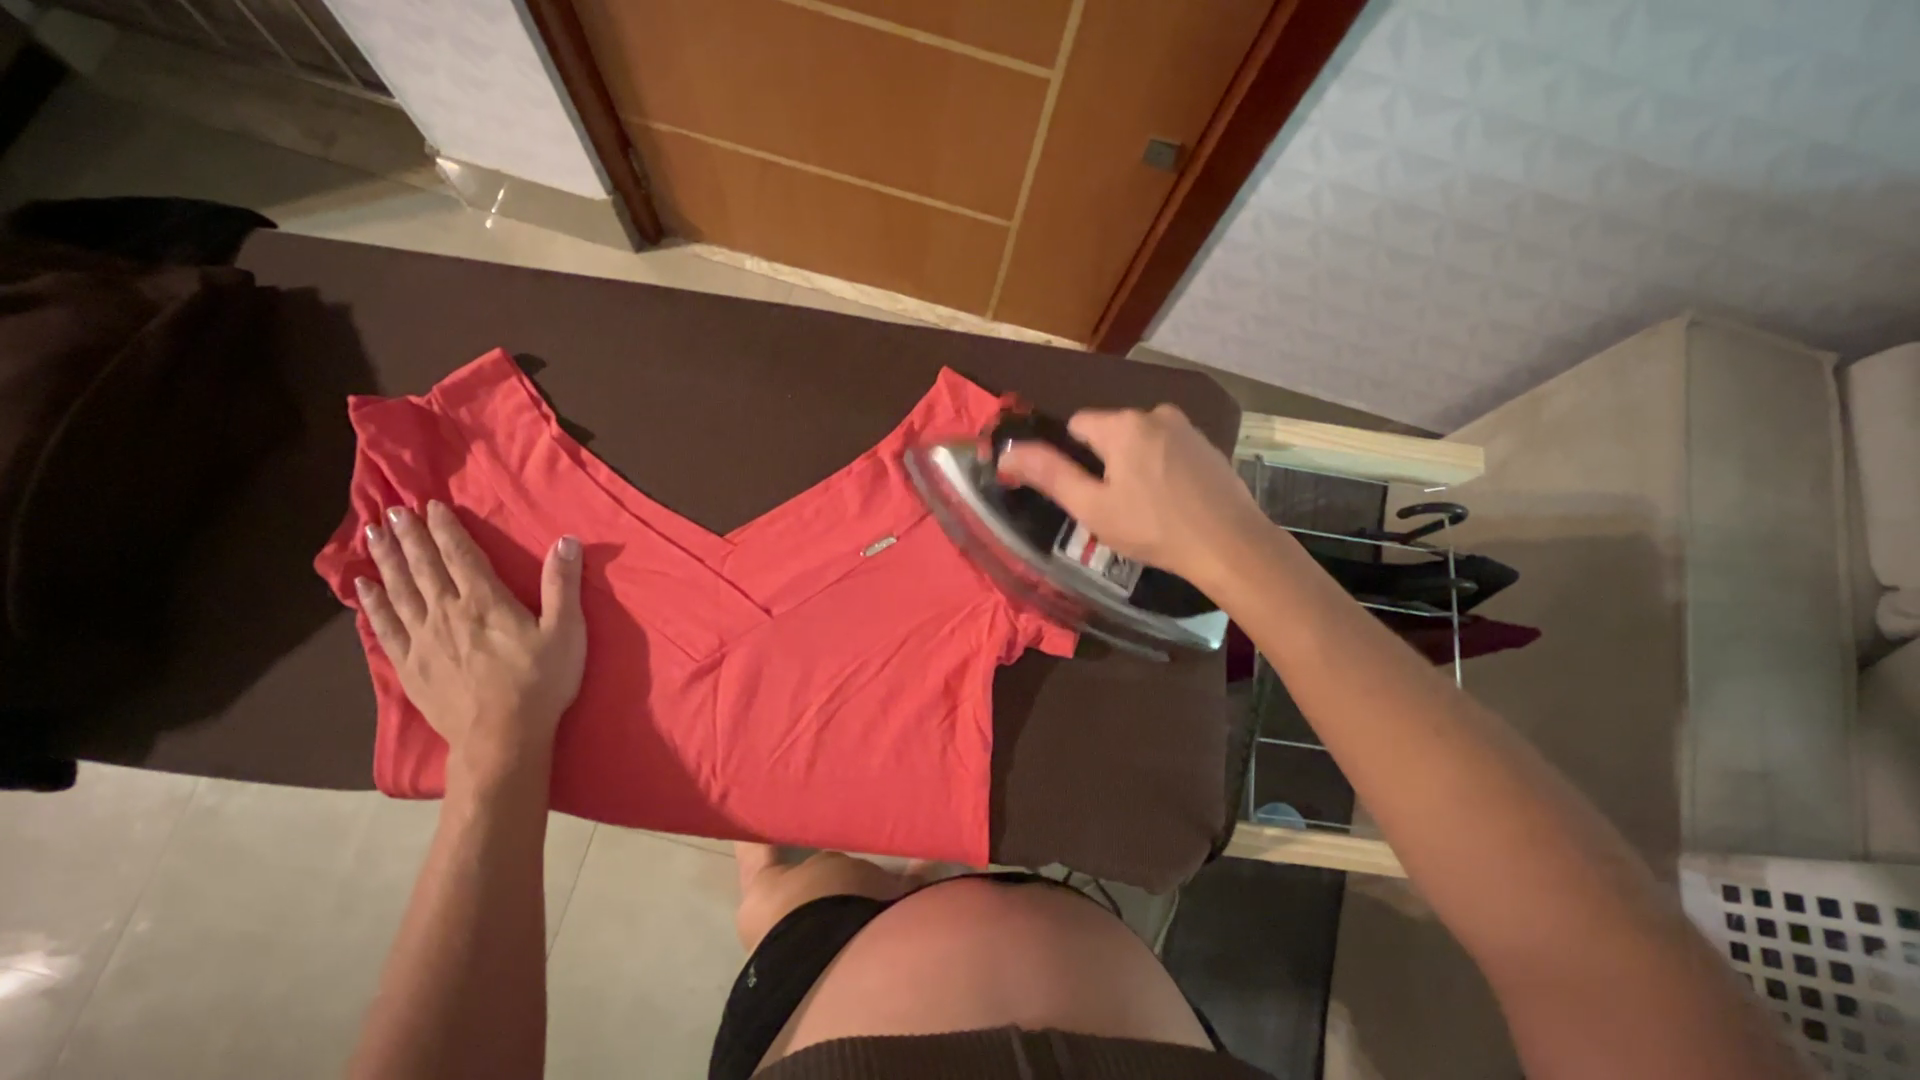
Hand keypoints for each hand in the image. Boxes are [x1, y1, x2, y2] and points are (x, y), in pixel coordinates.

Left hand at [355, 501, 585, 790]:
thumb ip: (563, 585)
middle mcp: (447, 612)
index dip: (445, 528)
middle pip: (424, 566)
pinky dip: (373, 603)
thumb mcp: (566, 632)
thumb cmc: (540, 683)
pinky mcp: (410, 665)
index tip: (430, 505)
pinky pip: (386, 627)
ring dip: (387, 559)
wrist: (502, 738)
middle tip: (393, 510)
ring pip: (400, 590)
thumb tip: (566, 541)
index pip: (460, 555)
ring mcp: (423, 640)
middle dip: (410, 536)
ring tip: (373, 533)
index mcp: (485, 602)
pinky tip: (363, 586)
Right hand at [998, 405, 1266, 586]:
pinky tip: (1172, 504)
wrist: (1231, 545)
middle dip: (1105, 464)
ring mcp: (1186, 428)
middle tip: (1116, 508)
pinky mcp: (1208, 446)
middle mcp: (1155, 413)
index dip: (1073, 460)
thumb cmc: (1154, 529)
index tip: (1085, 493)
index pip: (1076, 426)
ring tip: (1146, 509)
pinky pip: (1168, 451)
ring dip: (1134, 467)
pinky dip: (1162, 471)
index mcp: (1123, 424)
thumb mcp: (1093, 507)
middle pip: (1110, 433)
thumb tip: (1007, 453)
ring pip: (1140, 443)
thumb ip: (1050, 474)